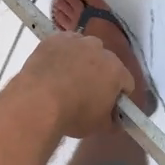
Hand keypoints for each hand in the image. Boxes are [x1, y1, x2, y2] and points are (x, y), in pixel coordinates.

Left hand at [10, 31, 133, 138]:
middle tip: (86, 92)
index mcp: (116, 70)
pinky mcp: (54, 38)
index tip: (109, 105)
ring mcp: (76, 41)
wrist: (38, 100)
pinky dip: (62, 53)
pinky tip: (53, 67)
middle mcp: (99, 50)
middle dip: (100, 75)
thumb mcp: (98, 126)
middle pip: (106, 62)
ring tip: (66, 78)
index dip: (119, 95)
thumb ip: (111, 120)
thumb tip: (115, 120)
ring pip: (85, 49)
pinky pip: (64, 44)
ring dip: (81, 60)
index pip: (126, 82)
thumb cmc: (73, 114)